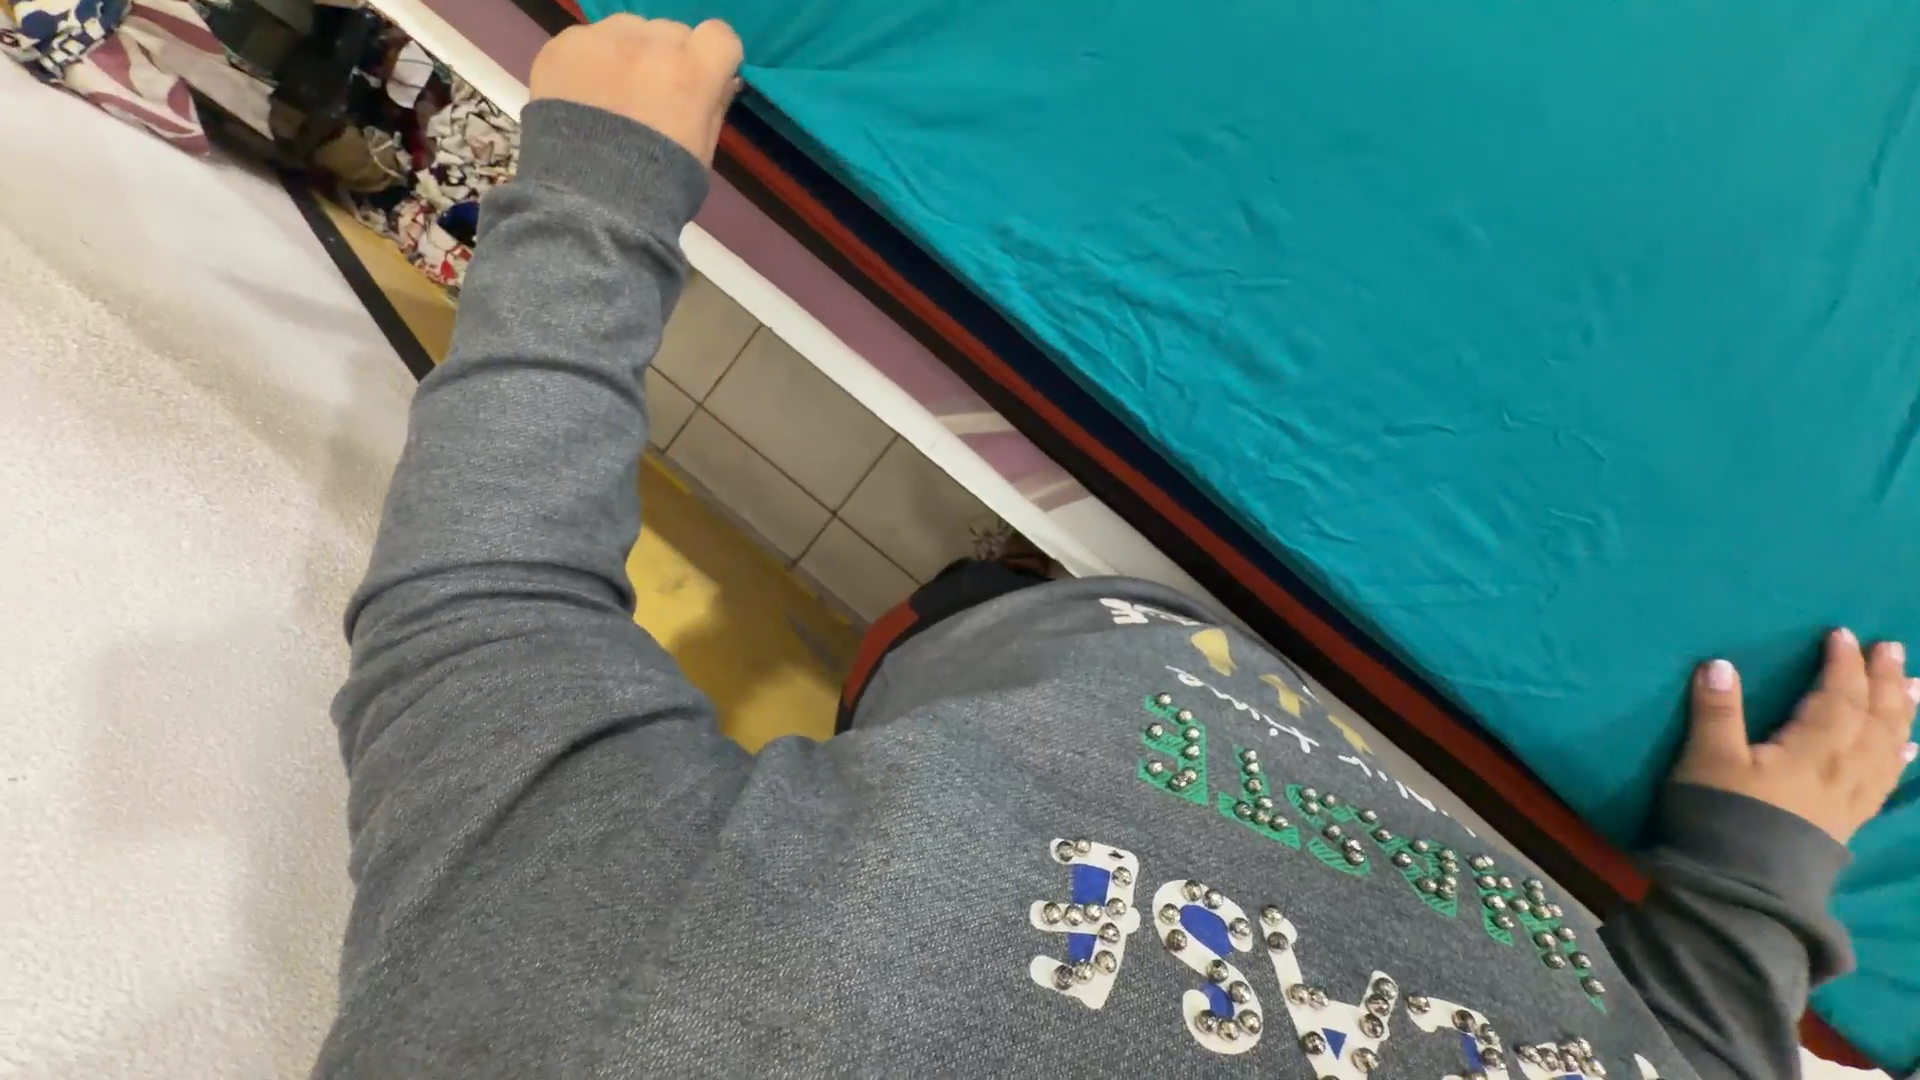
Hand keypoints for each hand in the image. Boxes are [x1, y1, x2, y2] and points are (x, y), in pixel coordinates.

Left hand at [529, 15, 743, 166]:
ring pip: (629, 29)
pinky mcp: (563, 46)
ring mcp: (602, 40)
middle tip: (659, 95)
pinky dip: (592, 62)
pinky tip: (586, 99)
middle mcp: (650, 44)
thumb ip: (713, 109)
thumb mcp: (703, 155)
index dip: (717, 57)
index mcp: (692, 74)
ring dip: (632, 52)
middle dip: (672, 57)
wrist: (592, 201)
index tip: (710, 78)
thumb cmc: (661, 187)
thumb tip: (722, 82)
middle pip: (672, 32)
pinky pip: (587, 41)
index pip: (720, 37)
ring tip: (617, 95)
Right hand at [1677, 628, 1919, 843]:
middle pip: (1876, 716)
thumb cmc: (1722, 808)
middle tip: (1891, 648)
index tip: (1842, 634)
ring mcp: (1856, 792)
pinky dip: (1902, 753)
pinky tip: (1909, 746)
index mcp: (1814, 747)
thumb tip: (1721, 664)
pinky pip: (1890, 775)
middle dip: (1884, 680)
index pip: (1838, 696)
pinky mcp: (1853, 812)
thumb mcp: (1708, 757)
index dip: (1842, 664)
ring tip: (1915, 684)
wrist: (1745, 874)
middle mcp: (1848, 766)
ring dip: (1904, 710)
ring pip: (1892, 742)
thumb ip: (1716, 711)